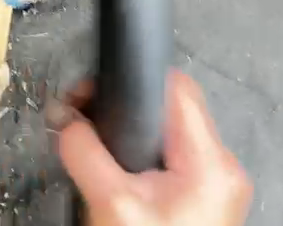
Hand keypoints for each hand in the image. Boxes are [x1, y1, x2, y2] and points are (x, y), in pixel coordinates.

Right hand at [51, 71, 251, 225]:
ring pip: (163, 132)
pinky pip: (166, 158)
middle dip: (118, 107)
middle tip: (78, 116)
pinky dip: (135, 155)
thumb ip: (83, 149)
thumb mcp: (110, 203)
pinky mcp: (202, 201)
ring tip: (87, 141)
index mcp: (209, 161)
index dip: (131, 79)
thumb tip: (62, 116)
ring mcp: (215, 186)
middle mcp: (221, 167)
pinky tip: (108, 169)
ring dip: (122, 132)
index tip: (89, 93)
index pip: (175, 86)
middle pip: (166, 107)